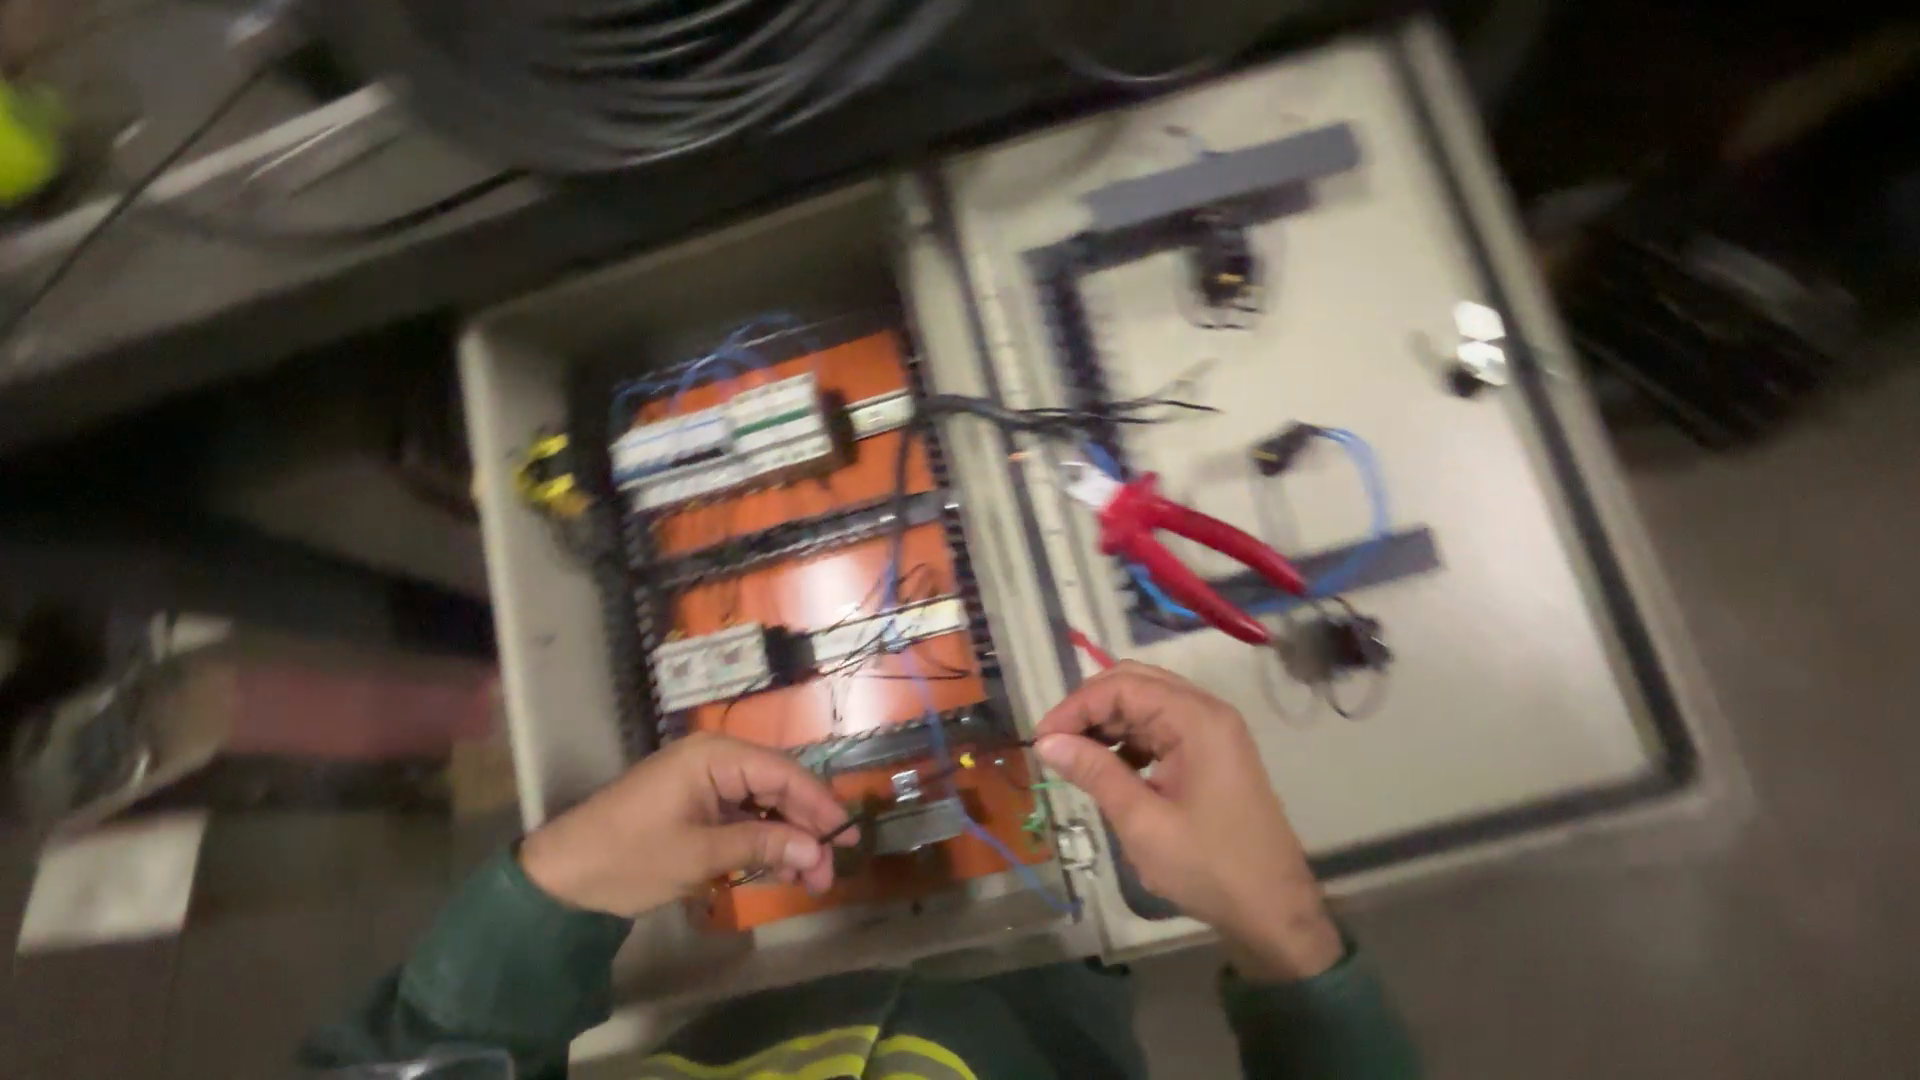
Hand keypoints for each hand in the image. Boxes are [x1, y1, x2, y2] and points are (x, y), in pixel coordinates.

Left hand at [518, 732, 856, 916]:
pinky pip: (743, 815)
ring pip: (764, 803)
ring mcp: (706, 781)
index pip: (784, 773)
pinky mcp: (697, 804)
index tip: (847, 836)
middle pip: (778, 787)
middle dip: (806, 827)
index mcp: (715, 757)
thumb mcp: (699, 855)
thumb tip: (816, 851)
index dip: (819, 805)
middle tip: (829, 869)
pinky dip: (762, 840)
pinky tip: (782, 867)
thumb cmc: (628, 857)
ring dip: (787, 838)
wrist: (559, 877)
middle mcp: (716, 759)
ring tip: (811, 877)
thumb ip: (761, 847)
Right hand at [1034, 661, 1341, 979]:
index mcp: (1196, 719)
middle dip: (1090, 707)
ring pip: (1146, 702)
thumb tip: (1046, 742)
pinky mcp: (1211, 752)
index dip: (1076, 706)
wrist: (1274, 912)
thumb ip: (1094, 772)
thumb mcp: (1142, 821)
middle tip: (1055, 742)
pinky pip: (1160, 726)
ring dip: (1107, 722)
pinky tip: (1109, 766)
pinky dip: (1129, 738)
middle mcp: (1206, 711)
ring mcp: (1212, 730)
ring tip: (1075, 755)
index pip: (1122, 686)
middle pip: (1135, 682)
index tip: (1042, 739)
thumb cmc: (1208, 866)